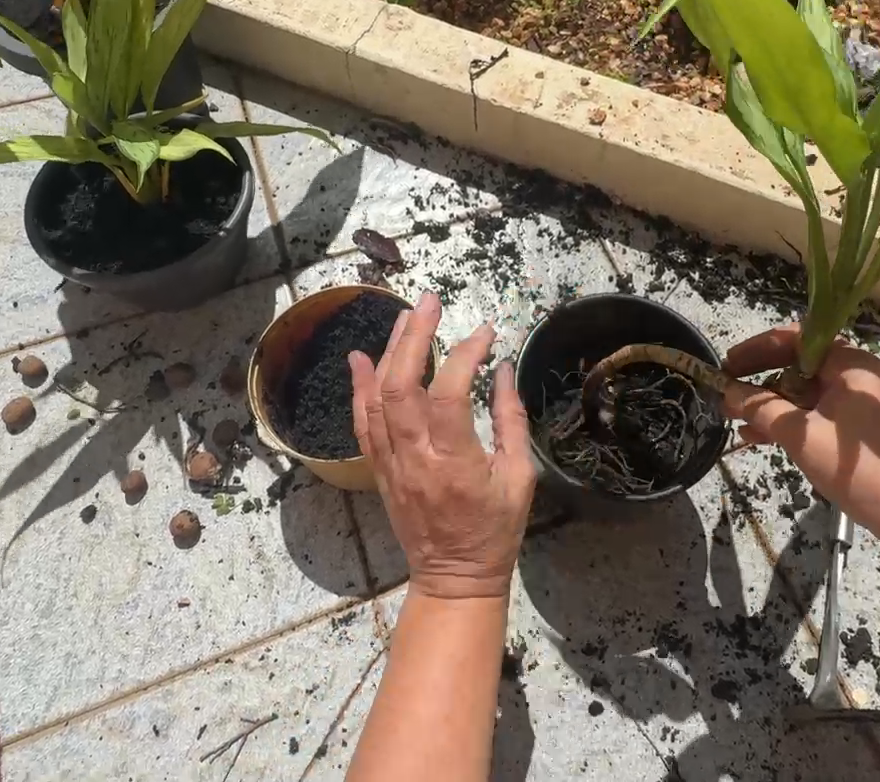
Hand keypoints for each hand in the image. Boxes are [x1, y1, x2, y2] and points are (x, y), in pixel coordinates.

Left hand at [349, 293, 536, 600]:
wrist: (454, 577)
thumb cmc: (496, 529)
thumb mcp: (520, 477)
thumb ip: (510, 420)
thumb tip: (502, 369)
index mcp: (455, 462)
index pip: (449, 394)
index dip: (465, 355)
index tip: (486, 332)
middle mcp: (416, 458)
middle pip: (402, 386)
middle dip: (414, 337)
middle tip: (430, 302)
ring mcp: (391, 464)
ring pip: (378, 399)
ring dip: (389, 352)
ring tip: (404, 316)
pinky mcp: (379, 469)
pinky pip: (362, 423)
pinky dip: (359, 387)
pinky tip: (361, 357)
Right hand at [719, 324, 879, 534]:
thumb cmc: (859, 470)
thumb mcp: (800, 435)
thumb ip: (760, 408)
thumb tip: (727, 392)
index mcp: (850, 364)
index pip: (796, 339)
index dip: (757, 349)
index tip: (727, 365)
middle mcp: (857, 375)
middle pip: (798, 364)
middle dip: (759, 379)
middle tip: (726, 392)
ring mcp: (860, 402)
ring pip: (805, 392)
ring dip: (770, 404)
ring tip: (734, 418)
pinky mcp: (860, 427)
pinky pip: (816, 412)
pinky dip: (790, 420)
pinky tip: (758, 436)